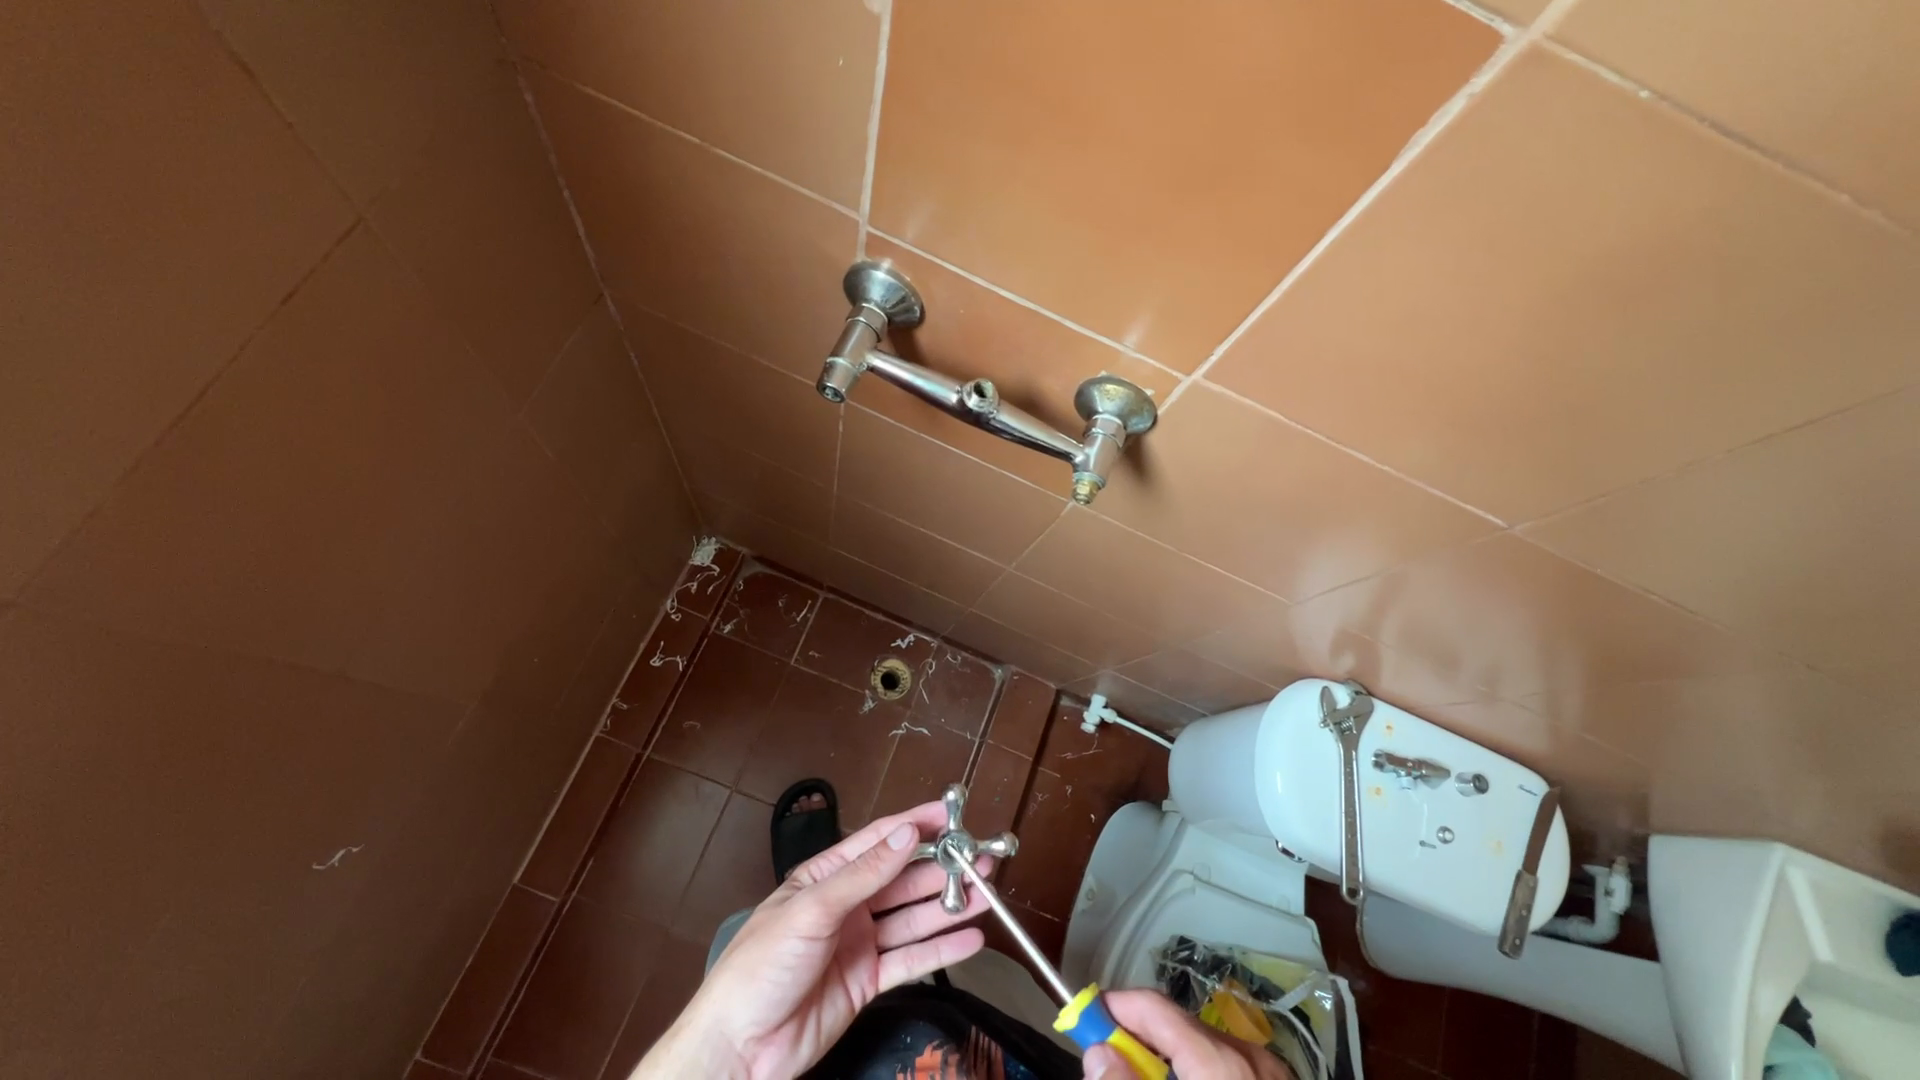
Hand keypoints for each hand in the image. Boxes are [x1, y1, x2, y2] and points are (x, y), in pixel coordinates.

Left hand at [635, 800, 989, 1079]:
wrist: (740, 1046)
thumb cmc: (761, 966)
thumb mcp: (812, 910)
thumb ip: (863, 875)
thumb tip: (906, 835)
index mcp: (825, 877)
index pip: (878, 842)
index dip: (915, 826)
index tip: (952, 814)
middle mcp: (847, 906)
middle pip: (902, 880)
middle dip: (942, 868)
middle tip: (982, 860)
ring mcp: (859, 944)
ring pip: (912, 918)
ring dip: (947, 907)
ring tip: (986, 896)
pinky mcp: (867, 982)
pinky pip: (911, 960)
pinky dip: (940, 950)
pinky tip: (969, 940)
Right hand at [1080, 989, 1292, 1079]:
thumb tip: (1097, 1051)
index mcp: (1219, 1060)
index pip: (1151, 1006)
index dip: (1110, 1009)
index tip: (1080, 1025)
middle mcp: (1248, 1053)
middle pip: (1175, 1025)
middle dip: (1136, 1040)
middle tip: (1110, 1067)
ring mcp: (1271, 1069)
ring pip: (1201, 1045)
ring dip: (1167, 1060)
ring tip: (1146, 1077)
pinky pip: (1228, 1064)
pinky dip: (1199, 1070)